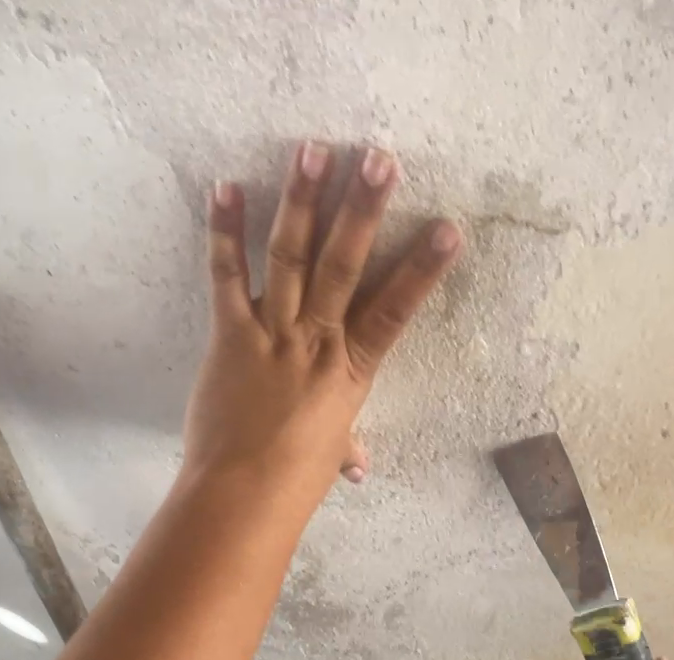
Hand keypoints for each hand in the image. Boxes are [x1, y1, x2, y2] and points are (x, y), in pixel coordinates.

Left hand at [183, 141, 462, 502]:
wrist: (243, 495)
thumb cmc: (295, 480)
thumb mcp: (328, 455)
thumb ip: (345, 446)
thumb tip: (358, 465)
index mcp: (351, 371)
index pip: (396, 311)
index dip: (423, 269)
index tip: (448, 229)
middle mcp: (318, 342)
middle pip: (346, 266)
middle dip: (364, 209)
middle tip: (379, 158)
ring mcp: (274, 334)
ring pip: (292, 257)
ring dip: (302, 201)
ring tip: (312, 149)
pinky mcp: (230, 336)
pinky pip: (227, 278)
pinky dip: (225, 233)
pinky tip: (227, 187)